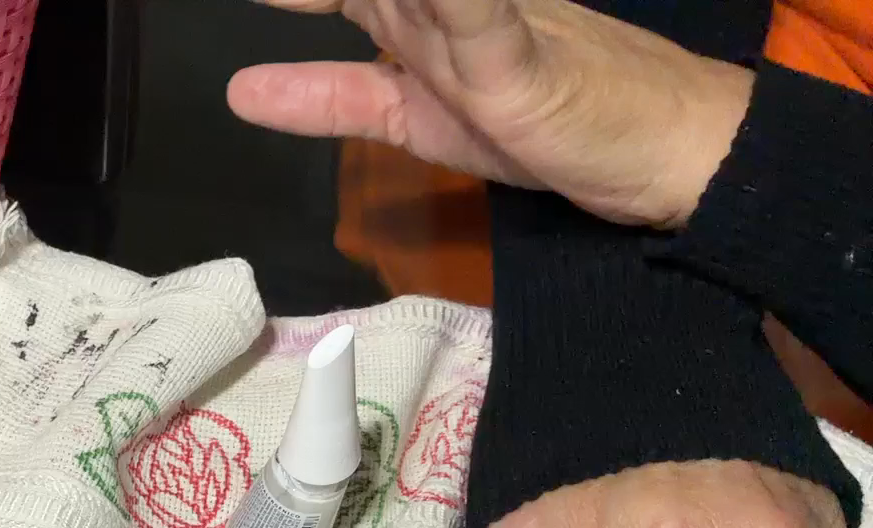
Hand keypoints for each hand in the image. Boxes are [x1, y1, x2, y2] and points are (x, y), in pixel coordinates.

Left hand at [224, 0, 754, 228]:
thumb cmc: (534, 124)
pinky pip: (478, 22)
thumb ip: (328, 99)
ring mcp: (485, 27)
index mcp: (414, 20)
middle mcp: (442, 8)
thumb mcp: (403, 116)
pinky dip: (449, 3)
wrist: (652, 147)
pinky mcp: (522, 63)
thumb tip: (241, 89)